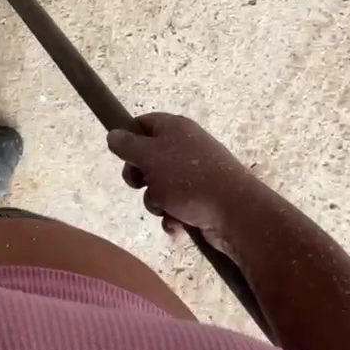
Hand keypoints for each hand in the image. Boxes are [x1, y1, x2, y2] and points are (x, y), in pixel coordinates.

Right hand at [107, 113, 254, 236]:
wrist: (236, 214)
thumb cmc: (188, 179)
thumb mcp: (149, 156)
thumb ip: (127, 145)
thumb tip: (113, 134)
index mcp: (174, 129)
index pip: (143, 124)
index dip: (128, 138)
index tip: (122, 156)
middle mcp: (185, 148)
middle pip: (147, 159)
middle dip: (141, 178)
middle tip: (140, 185)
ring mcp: (195, 175)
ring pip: (159, 187)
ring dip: (156, 202)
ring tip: (166, 210)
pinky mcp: (201, 200)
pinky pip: (175, 206)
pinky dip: (173, 217)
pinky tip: (179, 226)